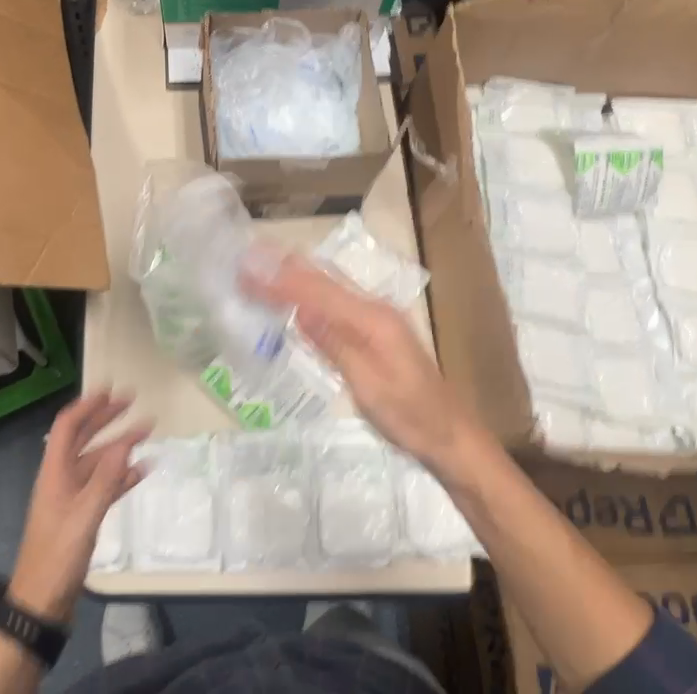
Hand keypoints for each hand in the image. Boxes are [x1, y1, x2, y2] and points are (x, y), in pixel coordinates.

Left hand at [9, 391, 151, 622]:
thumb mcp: (83, 517)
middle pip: (84, 439)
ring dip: (120, 447)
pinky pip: (104, 487)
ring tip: (147, 433)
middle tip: (134, 403)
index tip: (111, 391)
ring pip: (98, 462)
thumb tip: (126, 442)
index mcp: (54, 472)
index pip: (68, 426)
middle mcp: (61, 479)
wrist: (41, 603)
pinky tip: (142, 471)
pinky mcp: (82, 517)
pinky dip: (122, 477)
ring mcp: (72, 498)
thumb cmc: (56, 558)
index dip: (88, 405)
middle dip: (107, 419)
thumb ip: (106, 480)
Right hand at [243, 251, 484, 470]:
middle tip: (245, 260)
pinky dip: (308, 293)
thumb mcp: (370, 387)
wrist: (451, 436)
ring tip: (260, 269)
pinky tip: (292, 297)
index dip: (279, 280)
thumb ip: (336, 345)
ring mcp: (376, 318)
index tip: (245, 270)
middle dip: (283, 268)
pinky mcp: (374, 331)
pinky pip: (335, 302)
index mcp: (372, 320)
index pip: (317, 292)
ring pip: (328, 286)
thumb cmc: (410, 418)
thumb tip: (300, 311)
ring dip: (294, 276)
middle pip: (323, 279)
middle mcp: (374, 310)